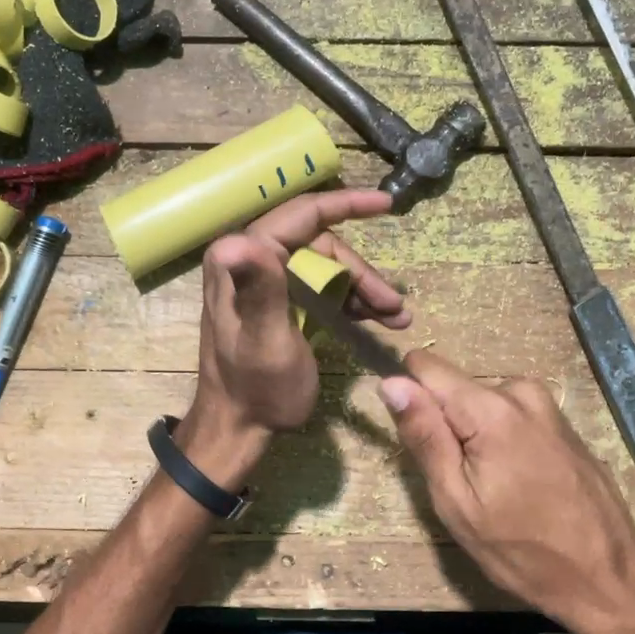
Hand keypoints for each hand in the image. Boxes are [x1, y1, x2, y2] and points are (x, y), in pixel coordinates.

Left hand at [176, 189, 409, 485]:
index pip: (301, 214)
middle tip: (393, 305)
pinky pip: (321, 286)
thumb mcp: (265, 340)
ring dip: (363, 288)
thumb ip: (260, 290)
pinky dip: (351, 299)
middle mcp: (249, 259)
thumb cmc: (255, 388)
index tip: (388, 204)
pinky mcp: (276, 301)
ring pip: (326, 266)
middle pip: (320, 244)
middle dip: (361, 271)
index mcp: (241, 257)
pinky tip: (379, 319)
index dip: (346, 204)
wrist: (238, 429)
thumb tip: (239, 240)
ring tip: (396, 317)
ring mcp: (263, 280)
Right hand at [379, 350, 634, 632]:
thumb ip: (423, 435)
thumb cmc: (524, 550)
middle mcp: (520, 391)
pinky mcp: (562, 421)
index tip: (421, 442)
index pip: (424, 366)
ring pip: (481, 401)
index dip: (410, 399)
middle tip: (462, 481)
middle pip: (454, 387)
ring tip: (493, 487)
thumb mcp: (457, 502)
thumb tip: (390, 382)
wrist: (612, 579)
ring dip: (475, 434)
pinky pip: (509, 413)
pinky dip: (502, 439)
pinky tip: (520, 483)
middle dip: (447, 424)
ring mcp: (547, 405)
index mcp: (490, 408)